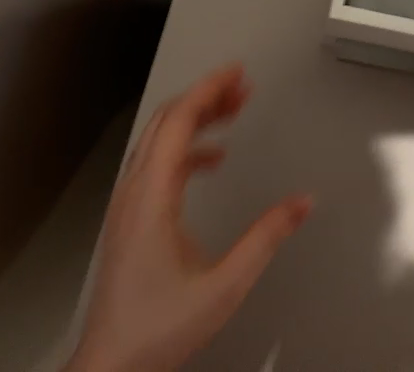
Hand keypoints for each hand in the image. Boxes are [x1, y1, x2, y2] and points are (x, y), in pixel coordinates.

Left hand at [67, 65, 311, 371]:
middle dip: (206, 97)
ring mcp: (128, 204)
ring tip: (232, 112)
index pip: (178, 121)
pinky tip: (212, 159)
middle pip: (167, 122)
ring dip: (196, 119)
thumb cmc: (156, 328)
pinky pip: (158, 164)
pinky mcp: (130, 218)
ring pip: (160, 140)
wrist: (111, 365)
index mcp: (152, 196)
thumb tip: (302, 203)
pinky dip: (186, 148)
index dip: (209, 89)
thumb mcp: (225, 284)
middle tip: (241, 85)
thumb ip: (266, 238)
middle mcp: (135, 192)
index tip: (235, 72)